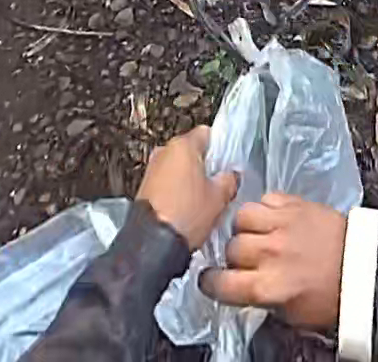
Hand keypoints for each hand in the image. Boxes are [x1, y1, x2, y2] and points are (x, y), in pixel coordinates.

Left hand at [137, 126, 238, 248]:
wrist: (152, 244)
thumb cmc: (186, 215)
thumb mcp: (218, 198)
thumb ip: (229, 180)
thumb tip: (232, 175)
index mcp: (183, 145)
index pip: (206, 133)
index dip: (220, 148)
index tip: (227, 164)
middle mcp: (164, 150)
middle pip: (192, 150)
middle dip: (205, 166)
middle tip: (217, 186)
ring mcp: (152, 168)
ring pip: (178, 166)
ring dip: (190, 179)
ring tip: (202, 202)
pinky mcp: (145, 187)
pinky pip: (167, 181)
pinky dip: (176, 190)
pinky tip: (185, 209)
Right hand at [200, 193, 346, 330]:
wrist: (361, 269)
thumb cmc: (328, 297)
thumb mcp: (292, 314)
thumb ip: (262, 299)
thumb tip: (240, 287)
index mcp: (269, 287)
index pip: (222, 283)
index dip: (211, 282)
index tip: (210, 280)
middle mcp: (270, 252)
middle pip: (231, 247)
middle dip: (233, 256)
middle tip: (244, 260)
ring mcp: (281, 223)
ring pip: (241, 216)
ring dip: (244, 227)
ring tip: (255, 234)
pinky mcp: (293, 202)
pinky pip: (264, 198)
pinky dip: (264, 208)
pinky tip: (272, 219)